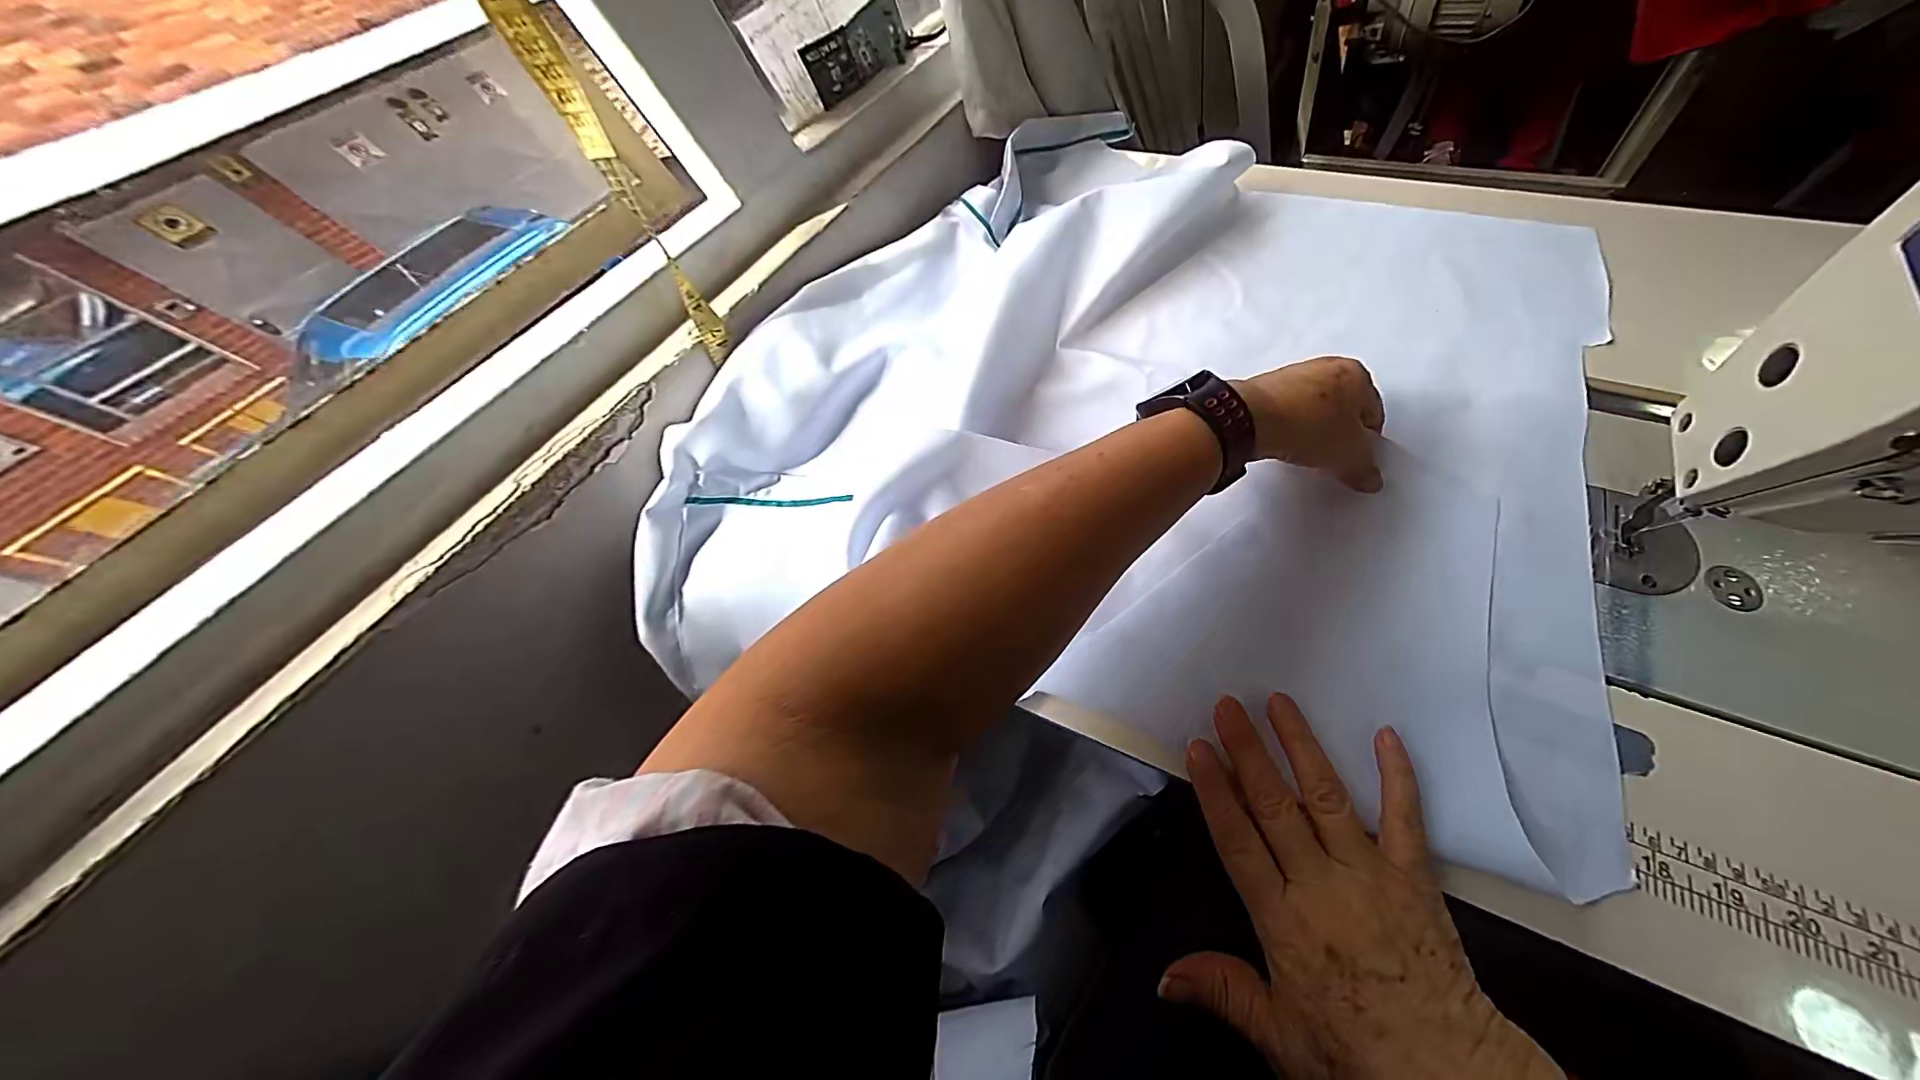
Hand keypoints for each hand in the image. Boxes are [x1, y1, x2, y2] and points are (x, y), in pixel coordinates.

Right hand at [1159, 694, 1563, 1079]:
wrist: (1451, 1074)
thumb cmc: (1358, 1053)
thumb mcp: (1278, 1035)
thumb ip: (1223, 991)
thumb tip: (1167, 978)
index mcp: (1284, 920)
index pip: (1238, 839)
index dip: (1216, 790)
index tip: (1199, 748)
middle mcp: (1322, 886)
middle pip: (1276, 806)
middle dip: (1248, 751)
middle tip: (1228, 707)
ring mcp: (1371, 876)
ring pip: (1327, 798)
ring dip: (1301, 748)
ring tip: (1280, 705)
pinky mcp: (1414, 879)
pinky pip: (1405, 820)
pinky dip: (1397, 777)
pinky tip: (1385, 739)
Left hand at [1234, 356, 1384, 492]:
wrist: (1251, 418)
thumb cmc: (1304, 422)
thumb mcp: (1347, 455)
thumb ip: (1364, 468)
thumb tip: (1368, 478)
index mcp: (1356, 374)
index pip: (1373, 412)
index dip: (1368, 440)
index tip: (1360, 457)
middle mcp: (1325, 367)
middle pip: (1342, 408)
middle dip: (1339, 433)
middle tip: (1334, 456)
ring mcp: (1293, 376)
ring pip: (1312, 409)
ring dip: (1311, 430)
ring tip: (1305, 450)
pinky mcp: (1265, 389)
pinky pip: (1285, 411)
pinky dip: (1287, 426)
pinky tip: (1283, 442)